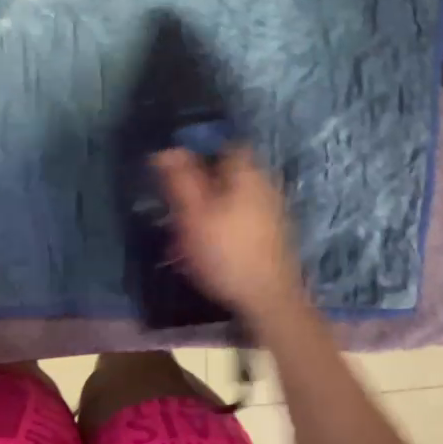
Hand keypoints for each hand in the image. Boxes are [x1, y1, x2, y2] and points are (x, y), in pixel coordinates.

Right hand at [151, 147, 313, 332]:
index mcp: (248, 172)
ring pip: (233, 199)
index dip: (201, 150)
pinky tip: (208, 249)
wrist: (269, 300)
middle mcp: (266, 184)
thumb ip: (180, 179)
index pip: (226, 143)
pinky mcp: (275, 235)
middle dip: (202, 186)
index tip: (179, 167)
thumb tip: (167, 149)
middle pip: (229, 173)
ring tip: (187, 235)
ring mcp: (274, 211)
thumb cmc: (226, 253)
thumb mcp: (193, 214)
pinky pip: (242, 221)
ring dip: (210, 211)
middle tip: (178, 205)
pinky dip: (224, 228)